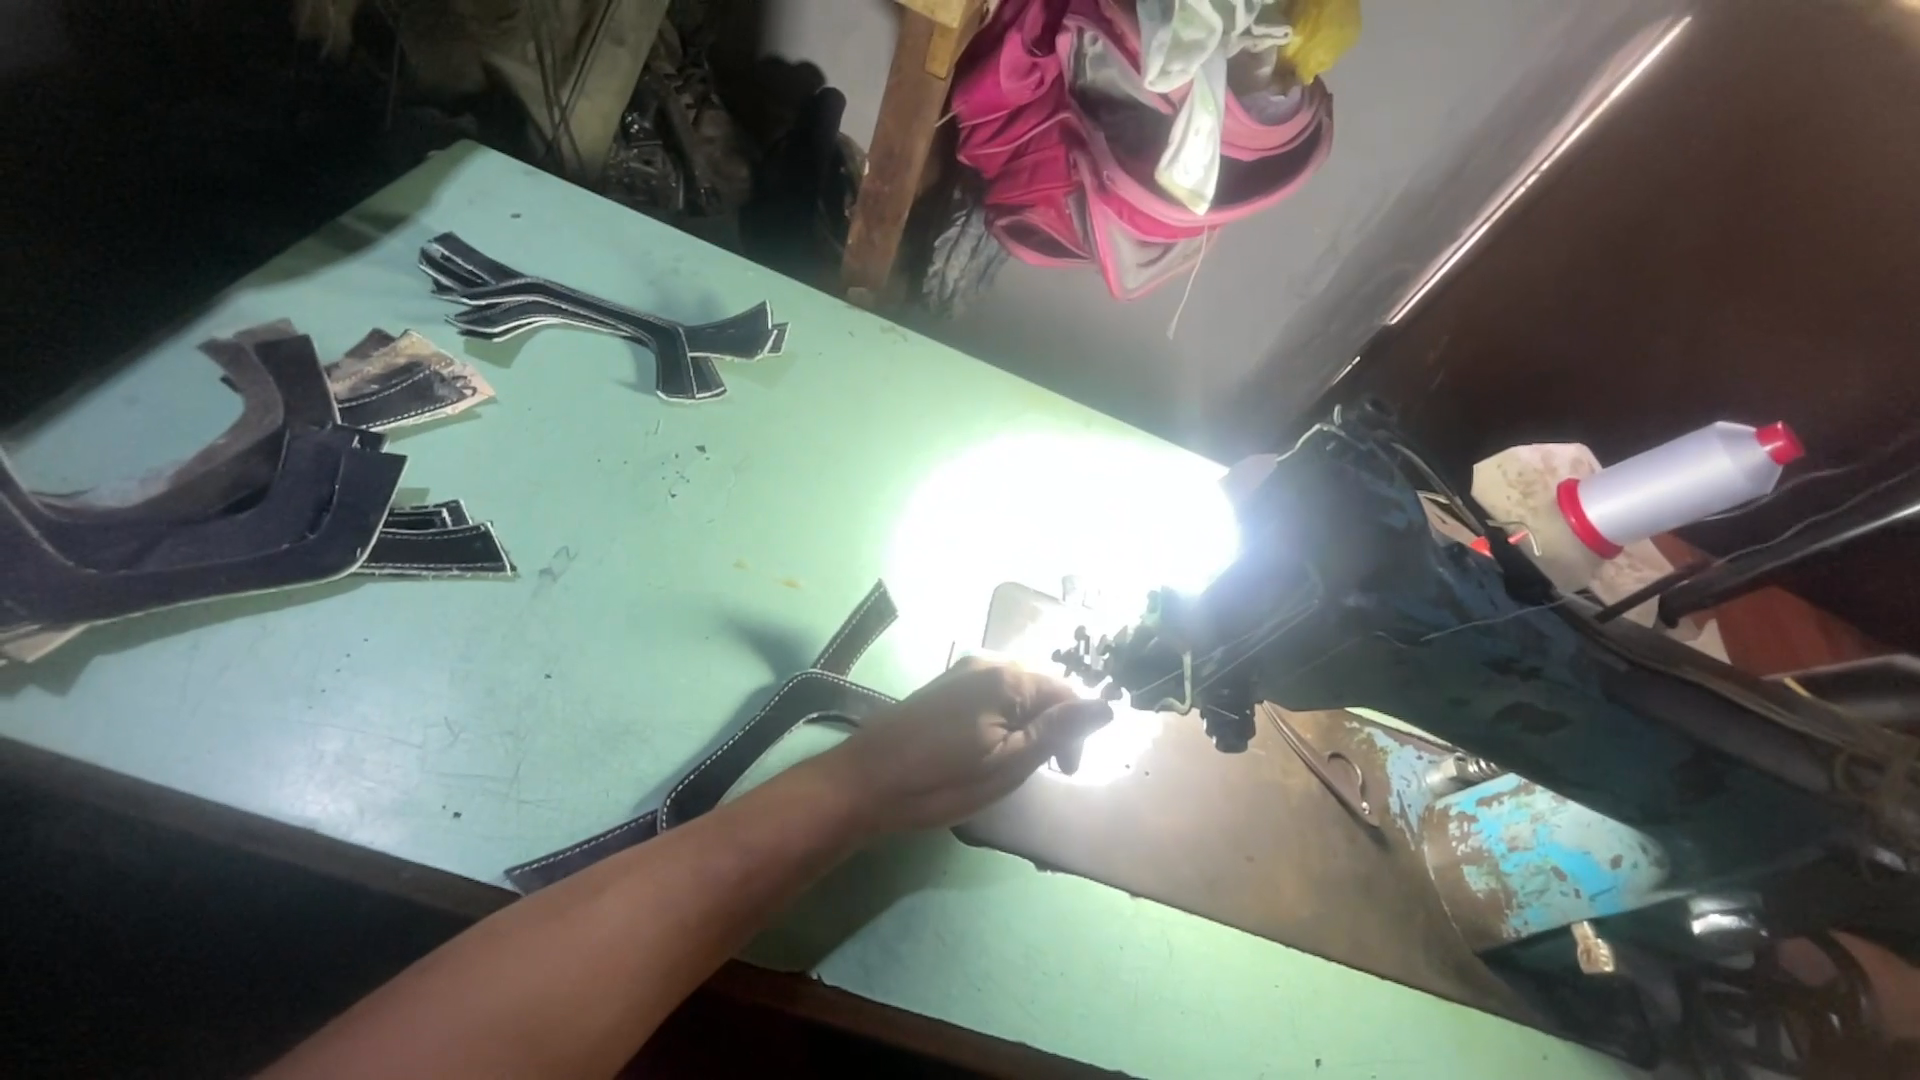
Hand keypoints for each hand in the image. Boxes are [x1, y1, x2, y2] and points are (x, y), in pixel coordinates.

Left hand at [811, 658, 1111, 833]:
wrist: (865, 781)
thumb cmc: (941, 780)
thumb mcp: (1009, 763)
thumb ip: (1058, 731)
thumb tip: (1108, 705)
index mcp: (1007, 678)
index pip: (1066, 691)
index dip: (1076, 731)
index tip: (1065, 772)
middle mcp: (986, 663)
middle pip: (1041, 688)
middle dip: (1052, 726)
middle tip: (1043, 771)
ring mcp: (961, 673)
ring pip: (1015, 693)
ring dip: (1027, 724)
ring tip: (1015, 763)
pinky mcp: (944, 688)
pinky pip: (990, 696)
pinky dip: (1003, 719)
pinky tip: (988, 748)